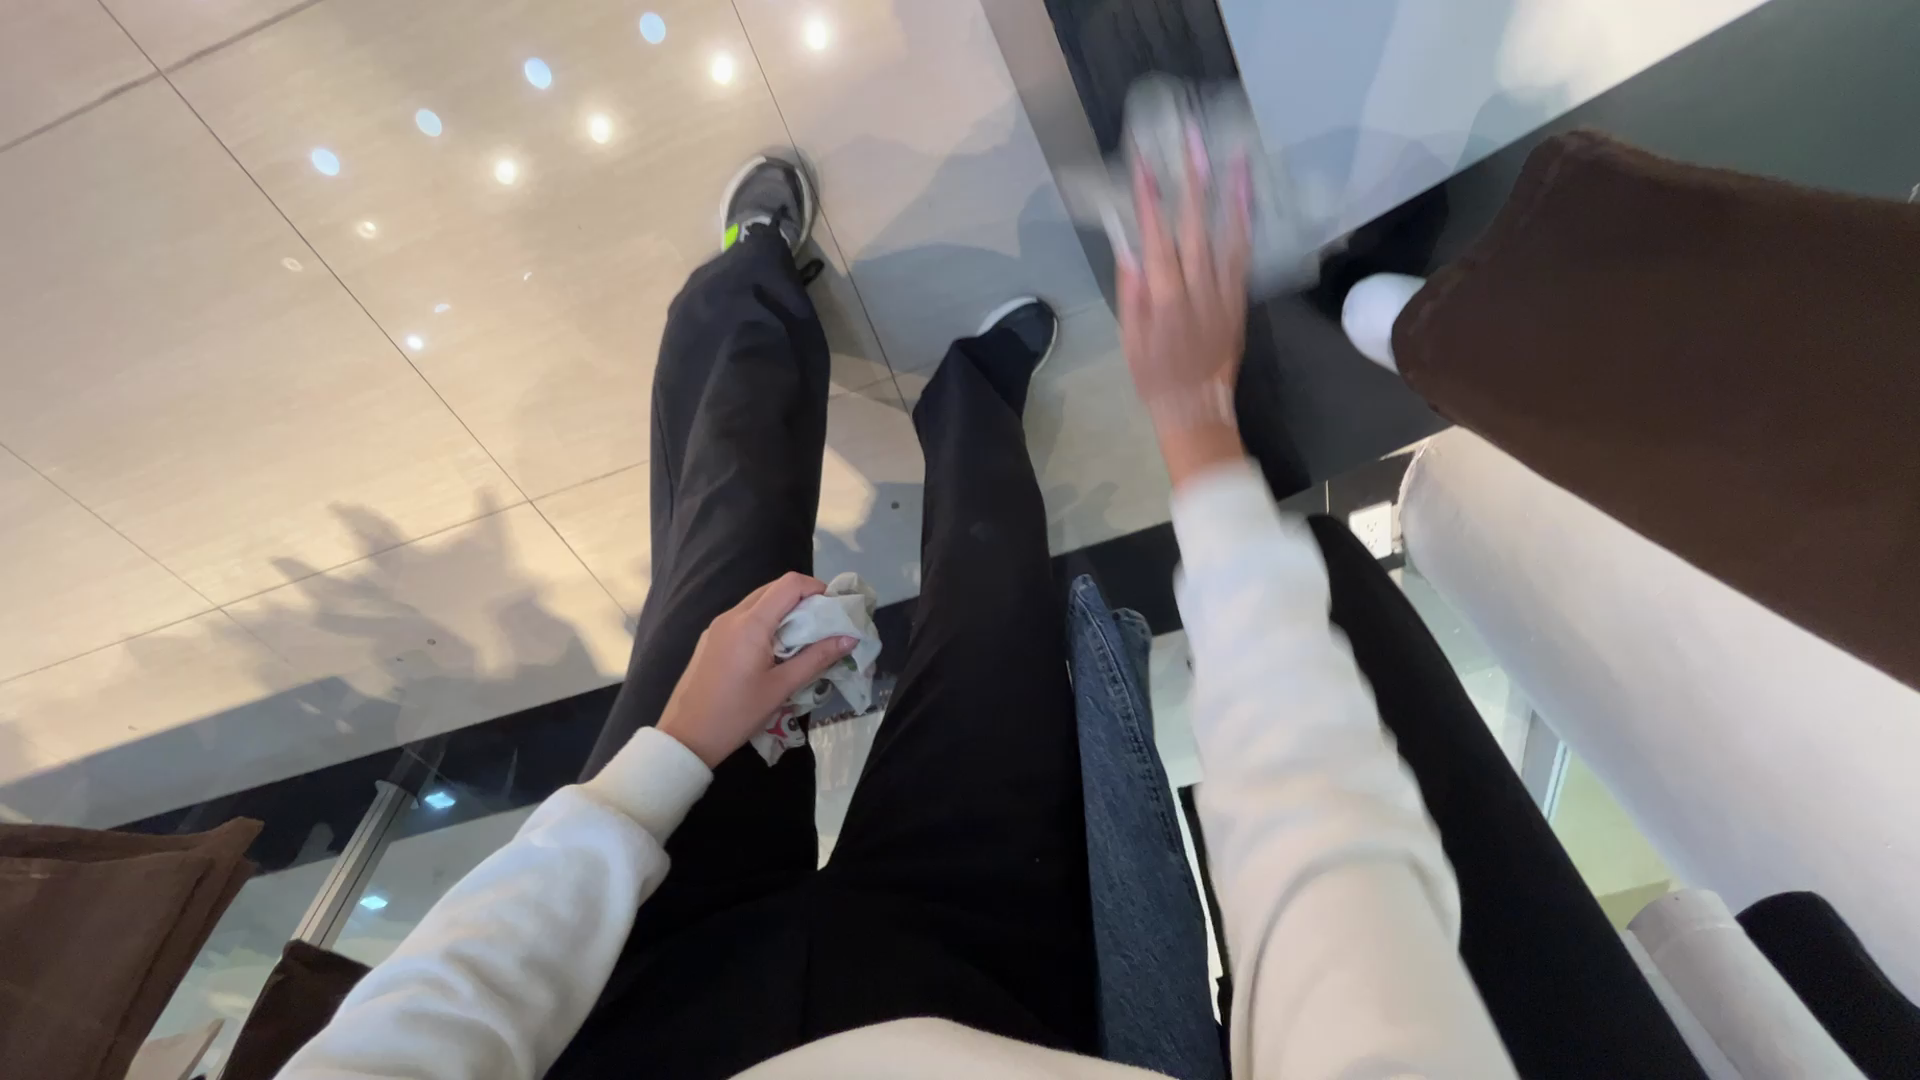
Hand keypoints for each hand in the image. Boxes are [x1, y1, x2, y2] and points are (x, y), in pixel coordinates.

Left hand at [657, 572, 858, 768]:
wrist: (685, 737)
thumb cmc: (736, 714)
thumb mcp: (782, 688)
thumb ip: (817, 658)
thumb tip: (850, 638)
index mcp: (751, 624)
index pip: (789, 584)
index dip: (816, 588)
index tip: (834, 608)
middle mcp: (732, 616)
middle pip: (774, 588)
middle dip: (803, 599)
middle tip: (823, 625)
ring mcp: (718, 626)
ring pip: (758, 602)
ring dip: (784, 611)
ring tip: (802, 640)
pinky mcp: (711, 638)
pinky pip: (744, 617)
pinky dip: (766, 622)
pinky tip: (774, 650)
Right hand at [1117, 126, 1253, 487]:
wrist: (1196, 405)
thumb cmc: (1154, 375)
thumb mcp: (1130, 339)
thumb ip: (1132, 292)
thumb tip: (1130, 247)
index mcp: (1164, 298)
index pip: (1155, 237)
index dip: (1150, 198)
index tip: (1144, 161)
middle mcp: (1197, 288)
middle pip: (1195, 224)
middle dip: (1192, 179)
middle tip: (1192, 138)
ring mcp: (1223, 291)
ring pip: (1227, 233)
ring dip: (1228, 191)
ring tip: (1230, 152)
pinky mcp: (1239, 298)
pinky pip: (1243, 254)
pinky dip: (1245, 223)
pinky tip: (1246, 196)